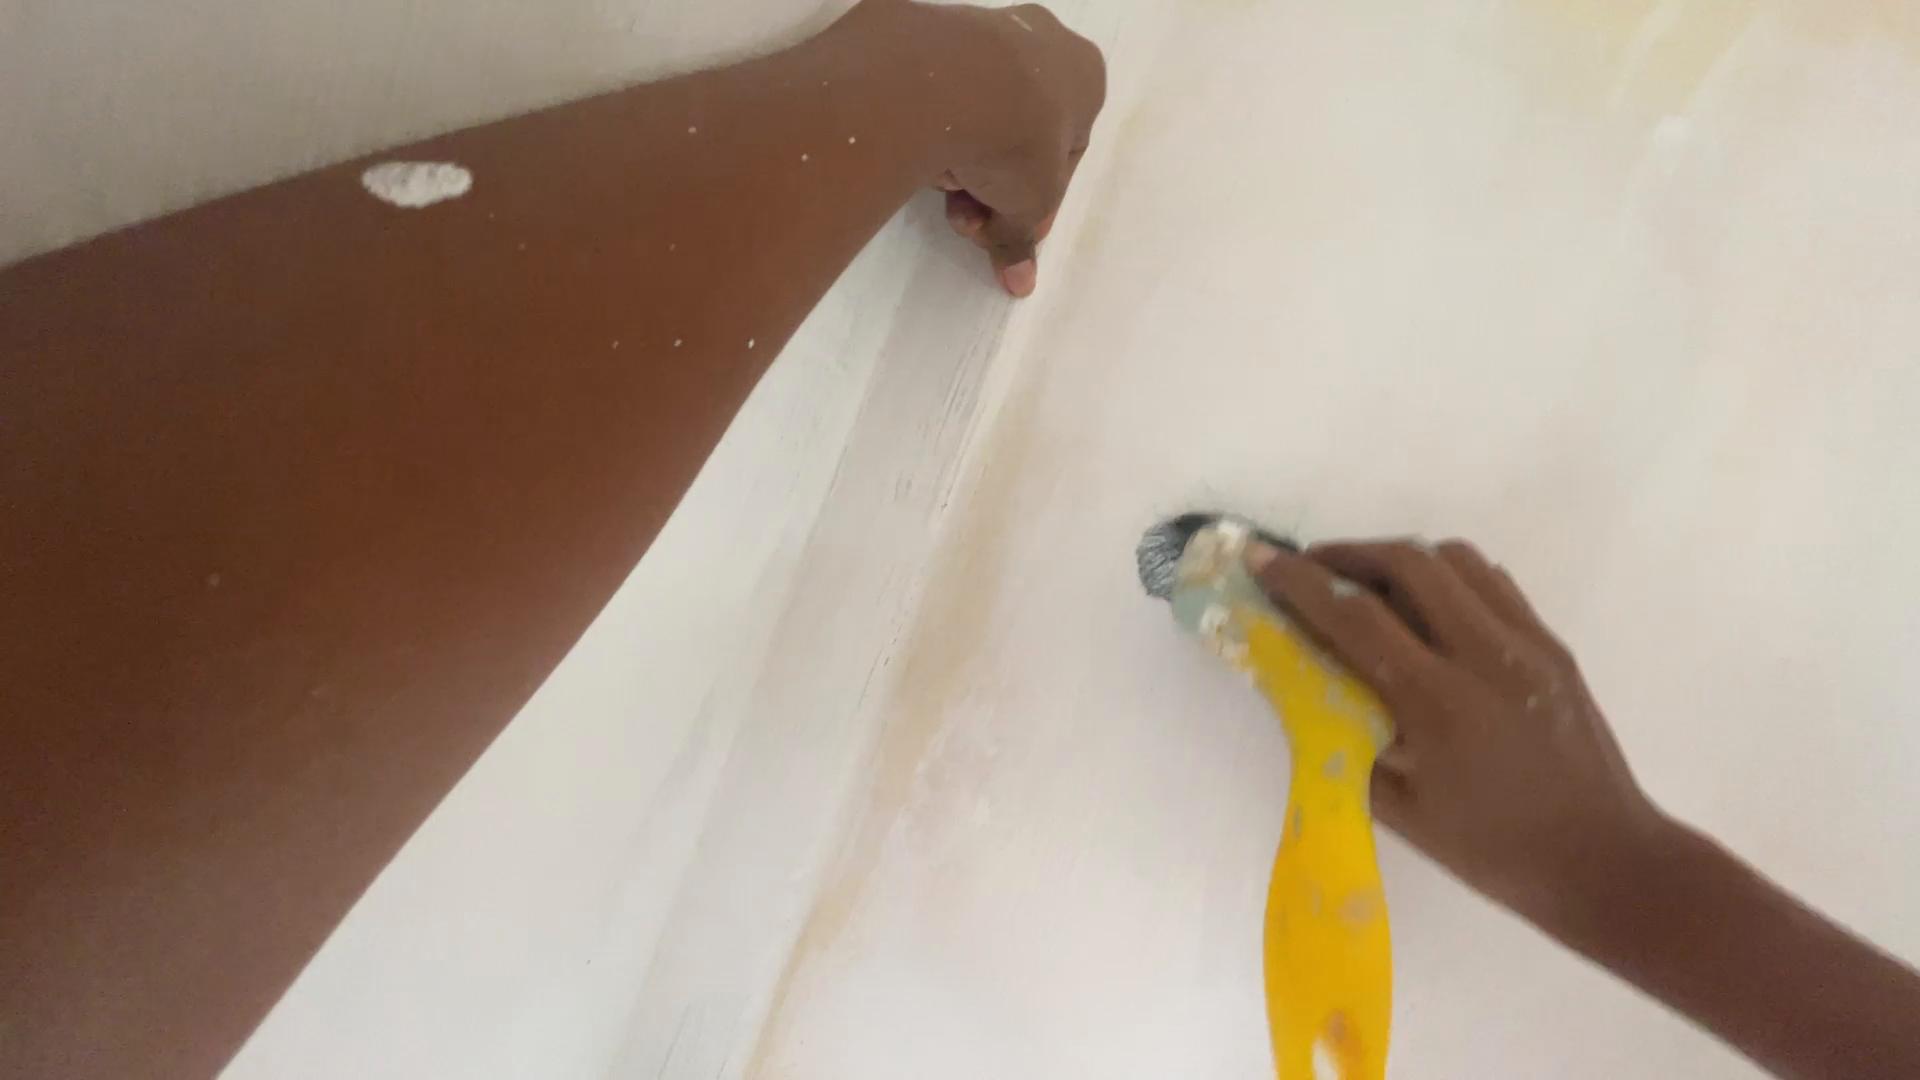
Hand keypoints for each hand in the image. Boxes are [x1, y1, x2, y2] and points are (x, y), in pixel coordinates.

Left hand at [848, 1, 1104, 296]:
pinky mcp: (942, 41)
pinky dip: (942, 138)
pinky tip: (929, 160)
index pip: (1066, 158)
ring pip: (983, 126)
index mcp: (1086, 78)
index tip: (1012, 230)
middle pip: (1021, 143)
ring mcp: (992, 36)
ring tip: (949, 194)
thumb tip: (1020, 284)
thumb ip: (1022, 242)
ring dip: (967, 174)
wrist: (951, 84)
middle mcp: (1045, 45)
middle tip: (973, 220)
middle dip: (996, 193)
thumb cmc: (1020, 141)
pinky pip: (949, 106)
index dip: (1037, 205)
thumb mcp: (1030, 206)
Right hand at [1249, 539, 1668, 923]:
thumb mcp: (1394, 806)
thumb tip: (1297, 684)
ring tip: (1363, 581)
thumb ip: (1340, 737)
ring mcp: (1527, 645)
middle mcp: (1486, 658)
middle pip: (1408, 563)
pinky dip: (1442, 572)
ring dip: (1395, 557)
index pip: (1357, 617)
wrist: (1610, 864)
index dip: (1300, 581)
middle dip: (1345, 553)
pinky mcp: (1551, 645)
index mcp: (1439, 704)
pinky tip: (1422, 601)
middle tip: (1310, 567)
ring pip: (1453, 559)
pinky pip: (1488, 579)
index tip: (1260, 557)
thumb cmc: (1490, 848)